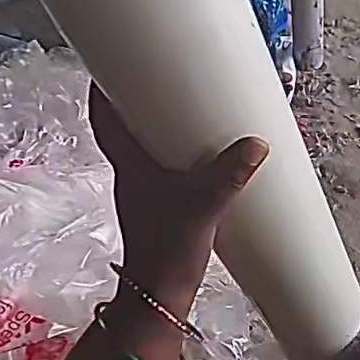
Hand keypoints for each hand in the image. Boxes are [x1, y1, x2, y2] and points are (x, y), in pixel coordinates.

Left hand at [88, 84, 268, 310]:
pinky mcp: (161, 205)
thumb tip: (256, 145)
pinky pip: (164, 168)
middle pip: (125, 128)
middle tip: (160, 81)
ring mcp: (145, 191)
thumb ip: (230, 173)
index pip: (105, 121)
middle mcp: (132, 174)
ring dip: (159, 130)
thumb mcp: (203, 205)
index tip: (110, 66)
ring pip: (145, 149)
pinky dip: (176, 156)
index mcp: (130, 166)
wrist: (161, 293)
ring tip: (185, 112)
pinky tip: (200, 157)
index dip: (103, 91)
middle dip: (139, 104)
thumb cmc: (167, 248)